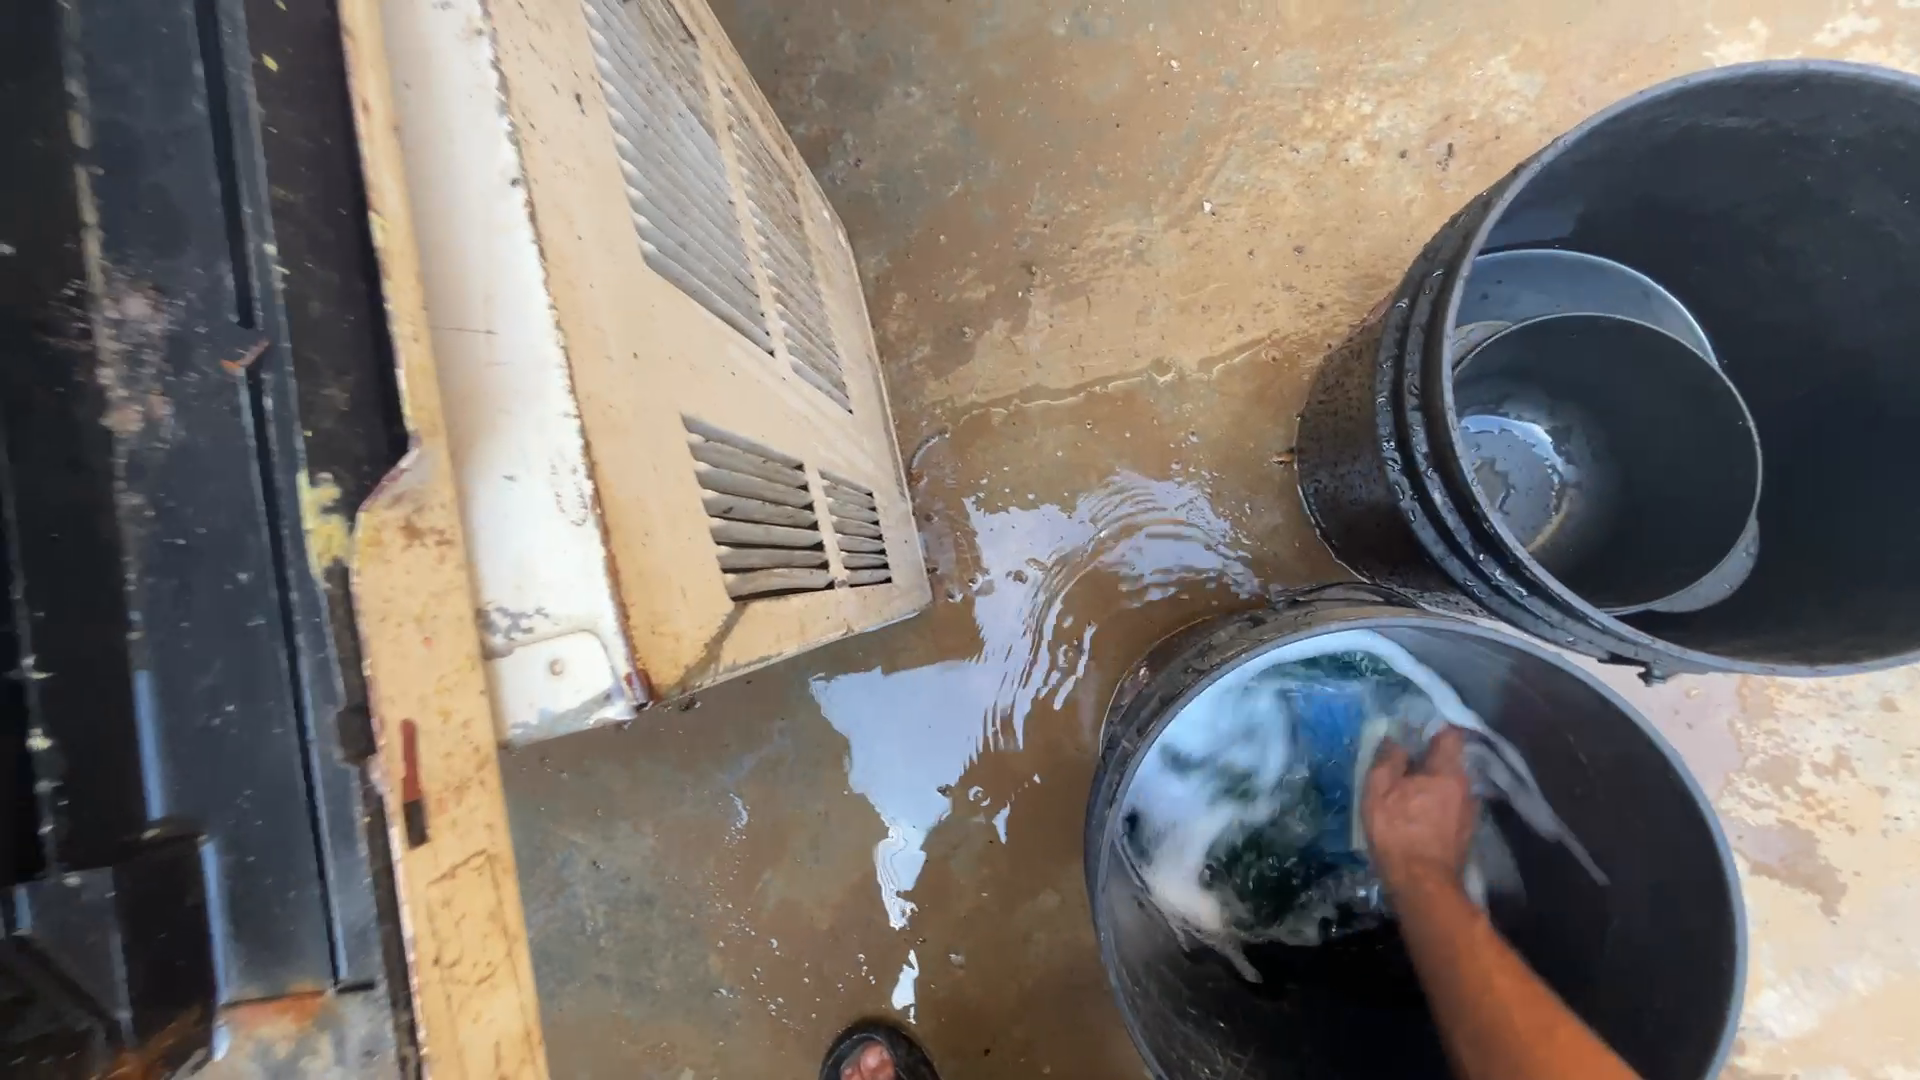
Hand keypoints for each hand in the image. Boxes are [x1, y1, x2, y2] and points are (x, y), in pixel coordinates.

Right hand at [1362, 728, 1477, 894]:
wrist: (1422, 882)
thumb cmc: (1397, 830)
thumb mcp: (1379, 788)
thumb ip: (1389, 758)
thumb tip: (1396, 739)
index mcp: (1447, 772)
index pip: (1449, 735)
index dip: (1431, 727)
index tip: (1412, 727)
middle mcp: (1466, 788)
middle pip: (1451, 760)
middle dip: (1429, 756)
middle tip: (1403, 758)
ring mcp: (1469, 811)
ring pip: (1451, 783)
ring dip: (1432, 780)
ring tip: (1408, 785)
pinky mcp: (1465, 831)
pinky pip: (1450, 803)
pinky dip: (1436, 799)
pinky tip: (1418, 809)